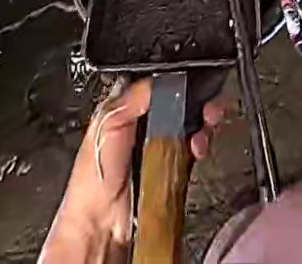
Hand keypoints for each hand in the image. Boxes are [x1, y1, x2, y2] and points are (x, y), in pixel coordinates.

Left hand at [40, 78, 224, 261]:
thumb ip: (134, 95)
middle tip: (207, 101)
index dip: (178, 78)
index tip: (191, 78)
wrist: (103, 223)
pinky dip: (204, 141)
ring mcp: (164, 141)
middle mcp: (149, 121)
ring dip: (205, 117)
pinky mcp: (176, 162)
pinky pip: (197, 143)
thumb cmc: (94, 176)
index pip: (161, 81)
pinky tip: (199, 145)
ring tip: (208, 121)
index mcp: (130, 105)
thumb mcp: (107, 121)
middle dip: (200, 96)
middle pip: (183, 98)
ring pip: (194, 118)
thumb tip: (161, 78)